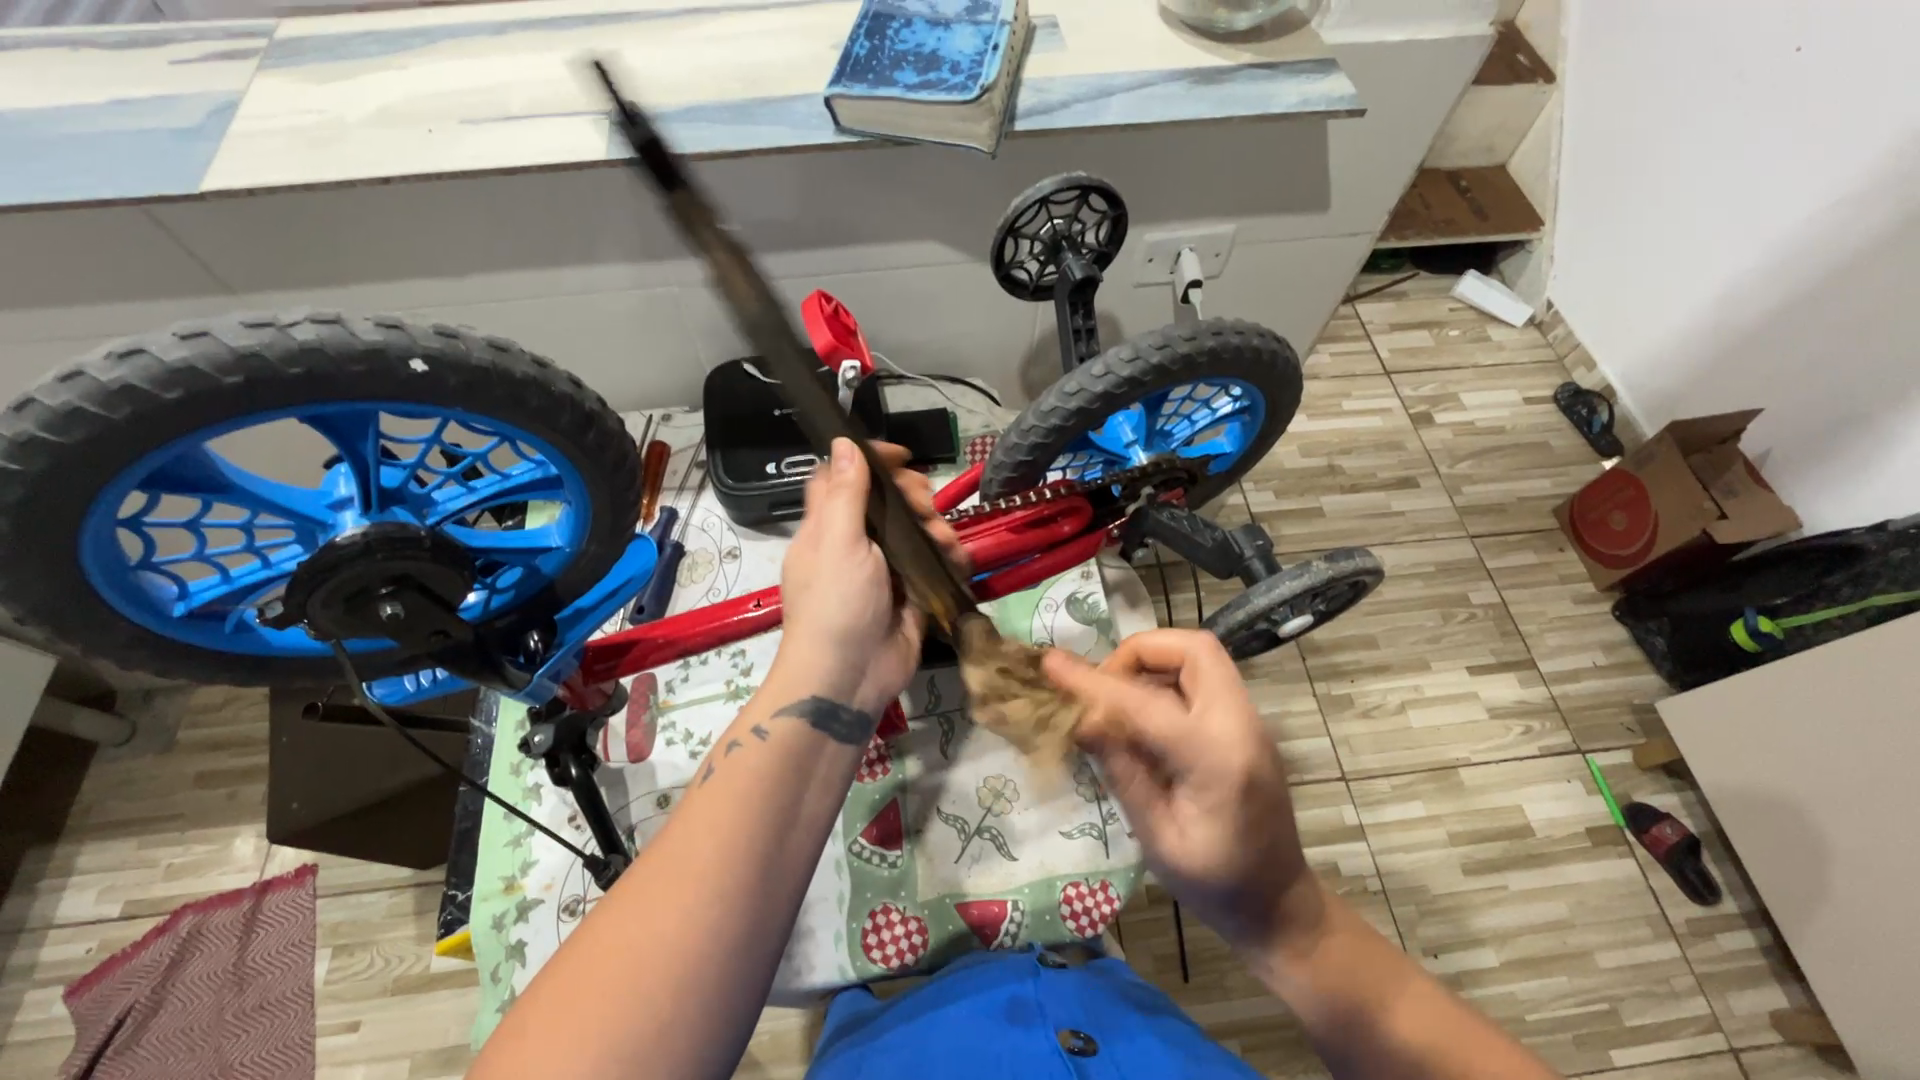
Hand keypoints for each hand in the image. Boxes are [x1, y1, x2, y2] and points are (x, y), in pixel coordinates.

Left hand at [775, 438, 960, 716]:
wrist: (848, 677)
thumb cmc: (834, 604)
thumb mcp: (837, 541)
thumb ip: (846, 492)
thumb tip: (843, 441)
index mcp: (827, 528)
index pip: (844, 477)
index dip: (870, 460)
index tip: (902, 456)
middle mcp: (856, 544)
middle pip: (888, 500)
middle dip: (912, 495)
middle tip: (923, 505)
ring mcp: (886, 570)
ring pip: (917, 530)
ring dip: (936, 527)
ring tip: (942, 541)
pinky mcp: (911, 594)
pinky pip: (935, 564)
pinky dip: (949, 558)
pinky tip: (957, 560)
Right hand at [1043, 629, 1322, 953]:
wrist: (1280, 905)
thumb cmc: (1215, 885)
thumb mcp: (1157, 838)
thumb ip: (1122, 771)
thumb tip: (1080, 718)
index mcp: (1217, 757)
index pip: (1143, 701)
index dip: (1092, 681)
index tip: (1050, 664)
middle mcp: (1240, 724)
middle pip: (1191, 648)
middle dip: (1136, 653)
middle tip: (1102, 690)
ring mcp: (1249, 721)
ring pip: (1199, 657)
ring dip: (1151, 665)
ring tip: (1115, 705)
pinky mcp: (1245, 727)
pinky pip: (1203, 681)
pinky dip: (1166, 683)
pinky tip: (1141, 722)